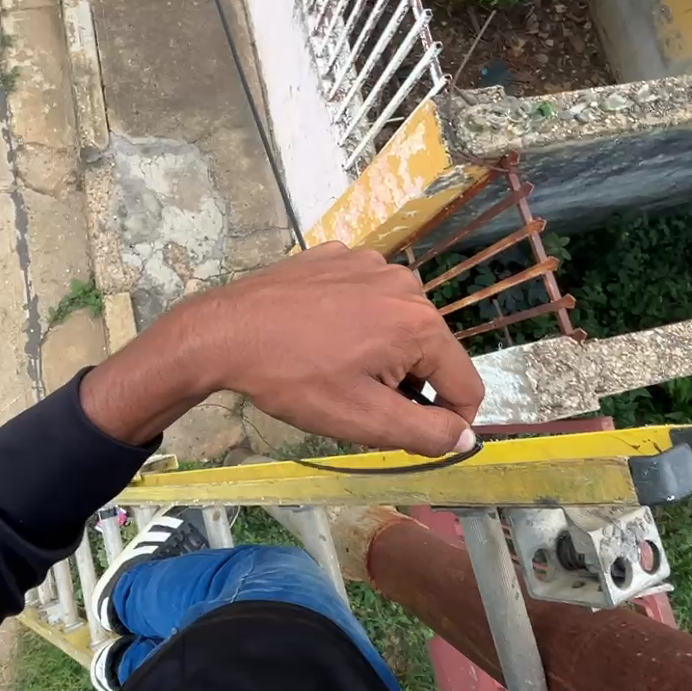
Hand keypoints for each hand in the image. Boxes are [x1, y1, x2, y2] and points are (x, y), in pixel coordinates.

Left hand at [79, 243, 484, 455]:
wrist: (225, 331)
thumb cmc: (294, 378)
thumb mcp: (364, 420)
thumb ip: (426, 433)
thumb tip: (464, 435)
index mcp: (420, 323)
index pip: (466, 385)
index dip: (447, 420)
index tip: (408, 432)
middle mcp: (404, 283)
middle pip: (430, 351)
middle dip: (406, 382)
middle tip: (356, 397)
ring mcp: (369, 262)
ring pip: (398, 322)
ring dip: (381, 350)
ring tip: (334, 363)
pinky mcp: (339, 255)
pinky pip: (366, 295)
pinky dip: (355, 318)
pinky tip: (318, 331)